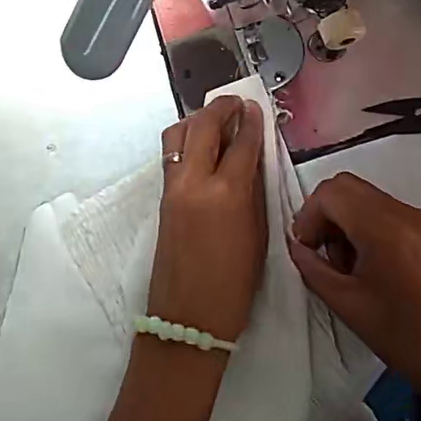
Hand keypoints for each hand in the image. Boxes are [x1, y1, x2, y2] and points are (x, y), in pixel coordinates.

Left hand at [148, 96, 266, 342]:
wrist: (188, 319)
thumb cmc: (234, 285)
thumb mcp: (258, 236)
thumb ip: (256, 193)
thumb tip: (254, 162)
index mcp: (227, 194)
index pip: (242, 142)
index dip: (252, 122)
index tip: (256, 108)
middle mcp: (195, 182)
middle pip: (203, 126)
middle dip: (221, 108)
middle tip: (236, 102)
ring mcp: (173, 189)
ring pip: (178, 135)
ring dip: (197, 120)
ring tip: (216, 120)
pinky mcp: (162, 199)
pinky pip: (172, 156)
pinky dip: (187, 141)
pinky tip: (203, 148)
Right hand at [286, 173, 420, 420]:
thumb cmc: (409, 341)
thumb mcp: (349, 306)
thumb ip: (314, 269)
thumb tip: (297, 247)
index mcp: (385, 228)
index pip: (331, 192)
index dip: (307, 216)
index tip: (305, 250)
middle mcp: (406, 214)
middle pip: (348, 187)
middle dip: (323, 215)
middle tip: (320, 255)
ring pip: (366, 199)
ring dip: (345, 222)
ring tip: (345, 268)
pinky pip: (386, 213)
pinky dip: (365, 228)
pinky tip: (367, 268)